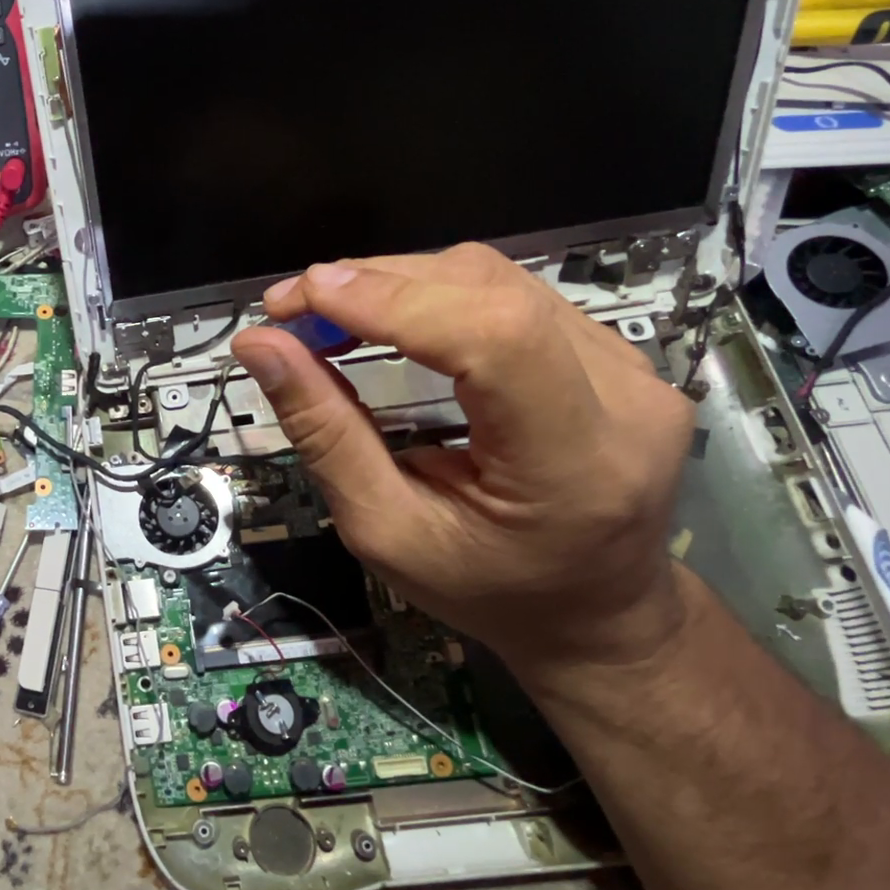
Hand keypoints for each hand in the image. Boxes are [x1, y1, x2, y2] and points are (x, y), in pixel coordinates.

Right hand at [230, 244, 696, 670]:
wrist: (595, 612)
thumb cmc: (485, 590)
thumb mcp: (385, 531)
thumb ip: (325, 434)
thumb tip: (259, 344)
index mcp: (574, 464)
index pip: (495, 339)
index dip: (392, 303)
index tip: (298, 300)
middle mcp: (622, 398)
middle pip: (489, 291)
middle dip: (375, 284)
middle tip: (291, 306)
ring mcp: (630, 366)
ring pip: (495, 277)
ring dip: (397, 282)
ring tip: (328, 313)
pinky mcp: (615, 352)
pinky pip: (510, 292)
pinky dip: (431, 293)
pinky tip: (387, 318)